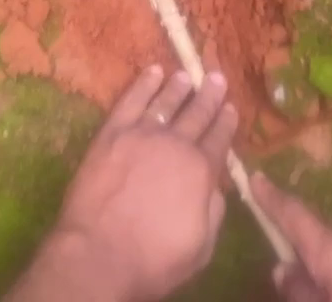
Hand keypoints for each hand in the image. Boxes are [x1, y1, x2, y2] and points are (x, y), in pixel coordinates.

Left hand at [7, 66, 240, 301]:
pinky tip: (153, 72)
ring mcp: (142, 134)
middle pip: (197, 113)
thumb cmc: (152, 260)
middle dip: (209, 95)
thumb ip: (213, 212)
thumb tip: (215, 188)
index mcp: (200, 170)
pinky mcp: (112, 132)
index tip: (232, 107)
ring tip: (187, 75)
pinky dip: (144, 83)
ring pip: (166, 101)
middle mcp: (176, 144)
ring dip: (178, 86)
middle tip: (216, 77)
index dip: (227, 122)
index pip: (219, 139)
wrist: (99, 255)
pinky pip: (131, 100)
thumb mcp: (200, 248)